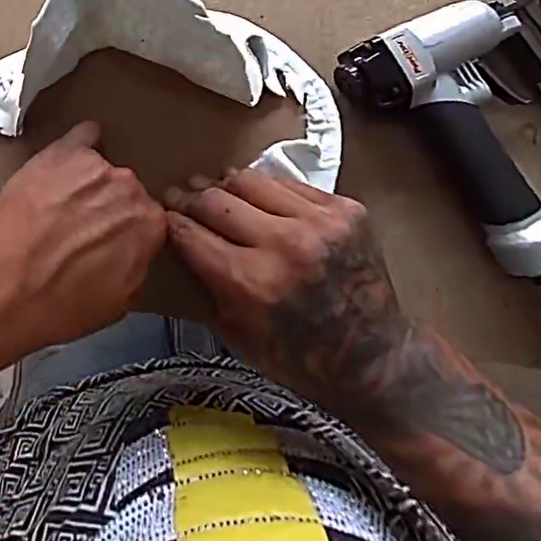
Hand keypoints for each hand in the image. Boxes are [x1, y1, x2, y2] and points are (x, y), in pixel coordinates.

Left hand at [0, 122, 167, 354]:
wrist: (5, 282)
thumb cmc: (59, 302)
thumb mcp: (117, 304)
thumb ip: (136, 267)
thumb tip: (131, 254)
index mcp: (149, 225)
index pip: (150, 221)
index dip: (129, 233)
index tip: (113, 242)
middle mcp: (129, 188)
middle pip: (126, 192)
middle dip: (109, 207)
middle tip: (81, 229)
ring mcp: (95, 165)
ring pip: (100, 170)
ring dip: (88, 183)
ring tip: (59, 206)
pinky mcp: (62, 152)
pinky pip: (81, 137)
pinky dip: (81, 141)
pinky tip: (77, 146)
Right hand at [164, 168, 406, 404]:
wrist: (378, 360)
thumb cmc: (300, 359)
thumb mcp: (237, 335)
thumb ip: (205, 285)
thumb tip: (177, 241)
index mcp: (252, 283)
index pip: (190, 233)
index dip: (169, 220)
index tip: (161, 213)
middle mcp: (284, 245)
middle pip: (214, 200)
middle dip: (189, 197)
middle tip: (179, 195)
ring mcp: (319, 223)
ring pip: (248, 180)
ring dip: (224, 185)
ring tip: (214, 188)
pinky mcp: (345, 210)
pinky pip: (287, 184)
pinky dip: (265, 190)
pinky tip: (256, 198)